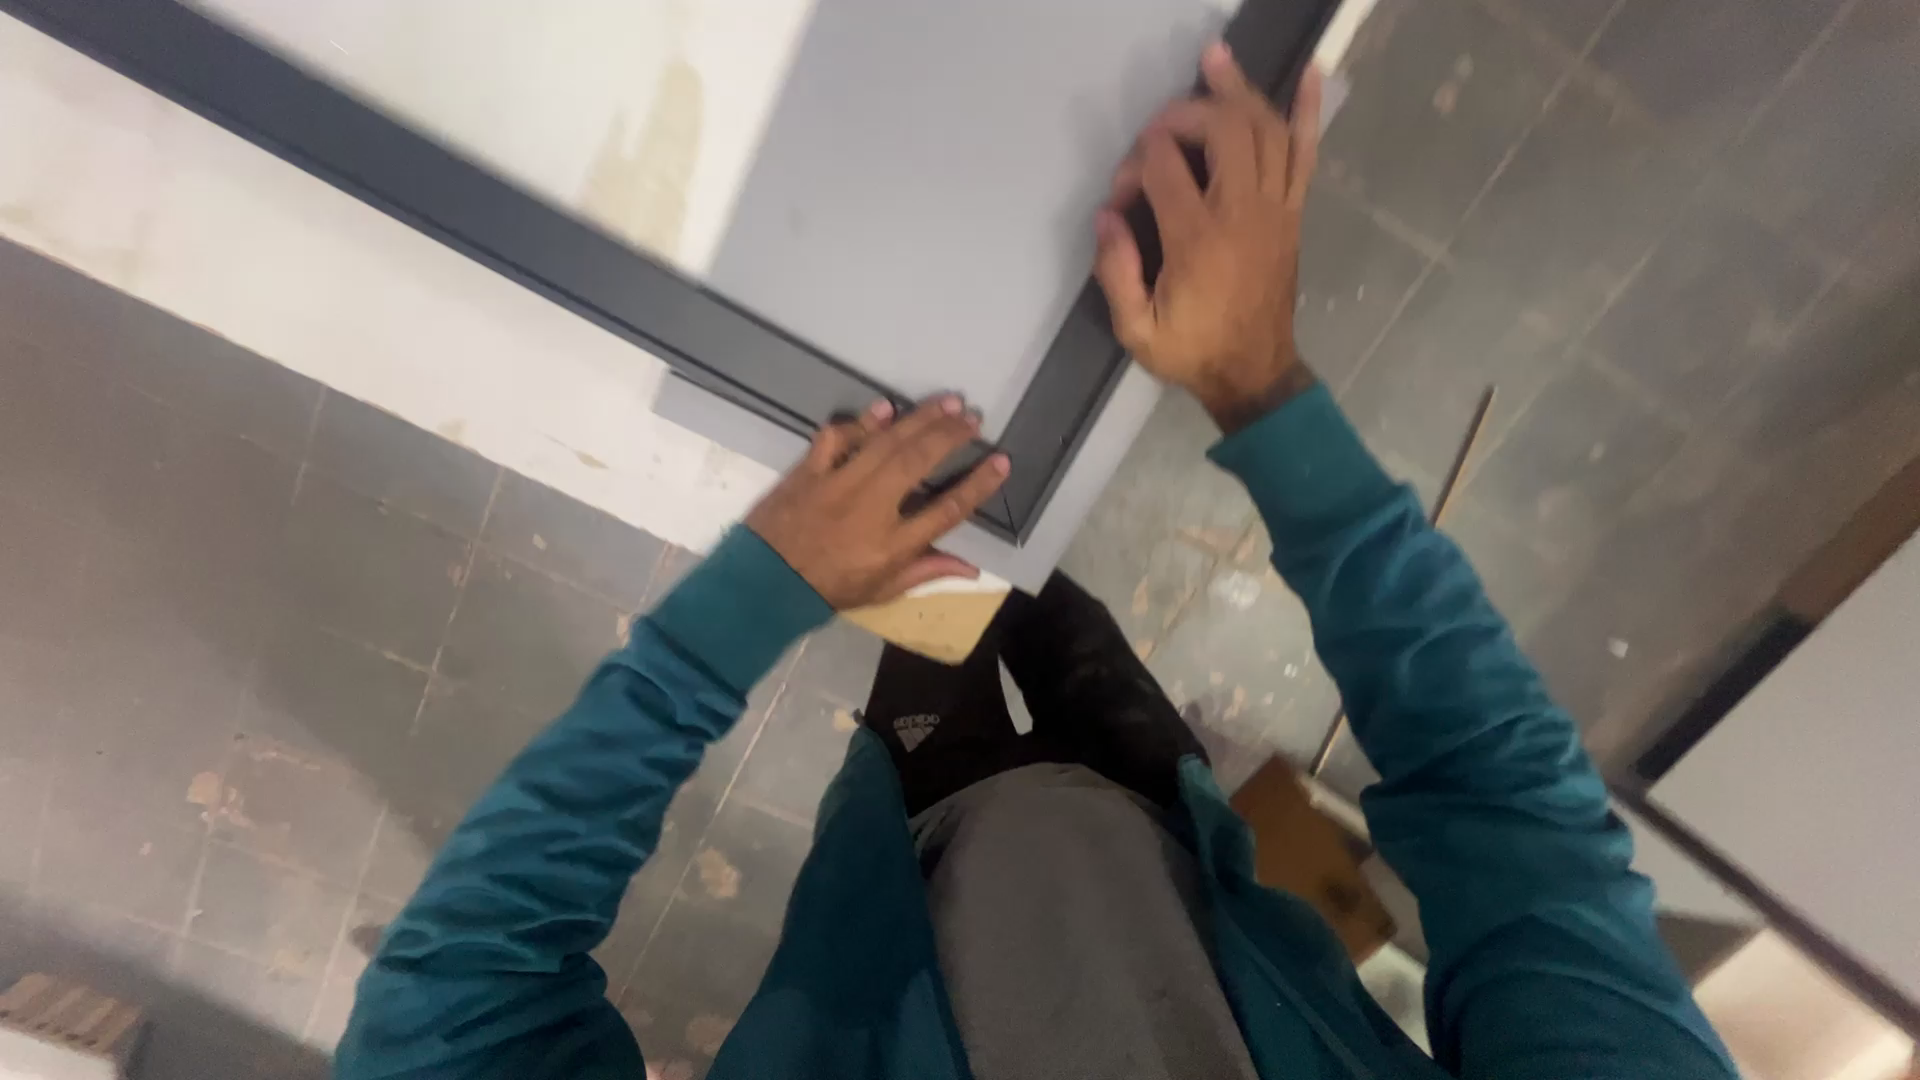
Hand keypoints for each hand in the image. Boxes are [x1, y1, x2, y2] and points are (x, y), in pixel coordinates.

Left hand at [745, 397, 1011, 609]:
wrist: (763, 583)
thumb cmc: (828, 590)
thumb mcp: (881, 591)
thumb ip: (926, 572)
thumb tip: (971, 569)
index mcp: (892, 544)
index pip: (947, 510)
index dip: (978, 485)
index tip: (1000, 461)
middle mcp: (870, 508)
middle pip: (919, 463)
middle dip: (950, 436)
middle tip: (973, 418)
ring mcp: (838, 484)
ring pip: (885, 443)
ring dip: (919, 419)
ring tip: (947, 402)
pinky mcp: (810, 471)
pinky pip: (837, 438)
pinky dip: (861, 422)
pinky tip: (884, 408)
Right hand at [1094, 43, 1323, 432]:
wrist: (1252, 373)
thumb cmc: (1191, 353)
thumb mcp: (1135, 330)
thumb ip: (1116, 271)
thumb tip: (1107, 214)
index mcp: (1196, 240)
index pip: (1163, 166)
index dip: (1135, 164)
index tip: (1121, 195)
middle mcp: (1240, 211)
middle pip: (1220, 128)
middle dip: (1183, 113)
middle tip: (1158, 127)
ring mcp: (1274, 208)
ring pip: (1264, 128)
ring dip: (1238, 90)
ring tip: (1215, 60)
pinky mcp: (1290, 213)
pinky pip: (1304, 153)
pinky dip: (1307, 111)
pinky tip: (1310, 73)